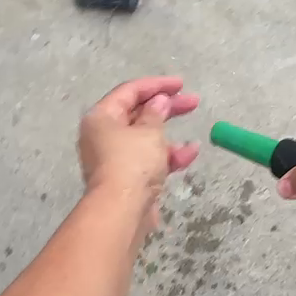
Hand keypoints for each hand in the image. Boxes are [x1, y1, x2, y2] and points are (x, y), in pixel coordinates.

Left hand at [78, 76, 199, 231]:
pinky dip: (168, 156)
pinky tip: (190, 154)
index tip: (181, 84)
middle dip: (167, 109)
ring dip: (170, 136)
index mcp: (102, 117)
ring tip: (194, 134)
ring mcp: (115, 159)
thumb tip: (159, 103)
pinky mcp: (128, 178)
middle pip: (138, 114)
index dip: (157, 85)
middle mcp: (104, 135)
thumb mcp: (149, 133)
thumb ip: (156, 114)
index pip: (130, 92)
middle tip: (193, 102)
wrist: (122, 210)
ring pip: (146, 140)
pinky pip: (149, 160)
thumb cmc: (132, 164)